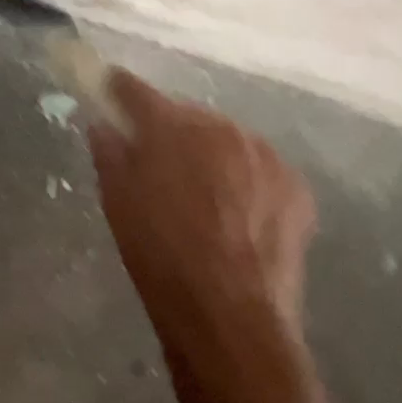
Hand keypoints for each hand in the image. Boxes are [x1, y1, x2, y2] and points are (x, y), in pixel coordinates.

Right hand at [89, 69, 317, 335]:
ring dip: (209, 153)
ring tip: (199, 189)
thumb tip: (106, 126)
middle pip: (186, 114)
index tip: (107, 88)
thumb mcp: (116, 200)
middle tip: (155, 157)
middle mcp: (220, 128)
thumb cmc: (159, 253)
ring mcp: (263, 155)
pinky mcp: (295, 187)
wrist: (229, 314)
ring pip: (225, 139)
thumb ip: (109, 152)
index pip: (136, 90)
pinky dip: (243, 178)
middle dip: (169, 129)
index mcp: (170, 126)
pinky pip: (257, 168)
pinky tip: (234, 211)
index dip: (118, 89)